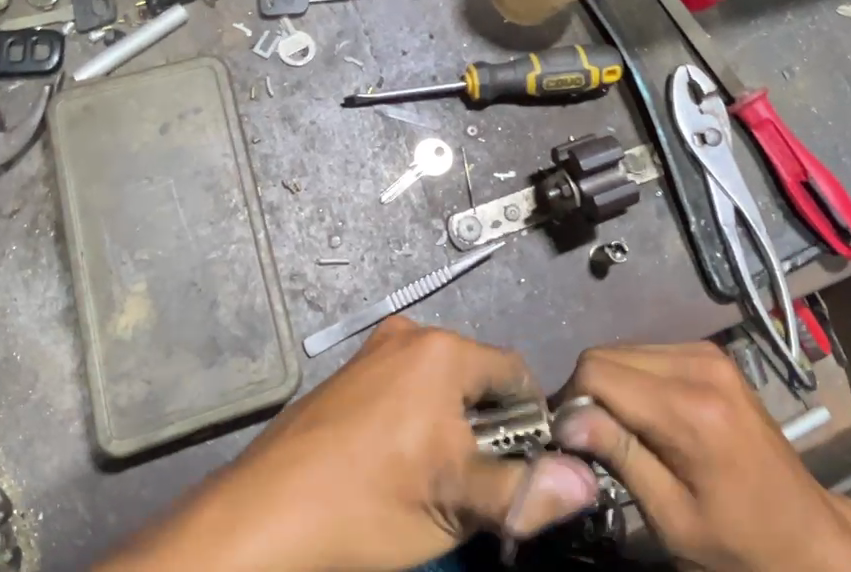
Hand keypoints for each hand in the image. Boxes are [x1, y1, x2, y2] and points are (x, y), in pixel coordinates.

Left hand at [99, 318, 600, 571]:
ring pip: (439, 388)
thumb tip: (585, 480)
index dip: (531, 423)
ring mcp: (373, 354)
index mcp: (442, 351)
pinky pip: (404, 390)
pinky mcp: (347, 376)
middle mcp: (409, 337)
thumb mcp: (455, 504)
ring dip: (451, 428)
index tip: (525, 467)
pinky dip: (415, 422)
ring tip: (434, 481)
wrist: (265, 512)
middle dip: (487, 428)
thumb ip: (525, 490)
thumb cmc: (366, 502)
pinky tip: (398, 467)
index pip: (516, 375)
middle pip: (476, 379)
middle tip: (475, 483)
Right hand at [553, 342, 850, 571]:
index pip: (596, 372)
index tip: (572, 444)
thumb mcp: (673, 518)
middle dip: (588, 395)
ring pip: (621, 350)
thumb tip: (565, 420)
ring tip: (619, 433)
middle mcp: (699, 365)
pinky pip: (645, 353)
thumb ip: (620, 457)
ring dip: (609, 387)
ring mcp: (708, 354)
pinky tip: (644, 417)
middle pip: (605, 355)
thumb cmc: (740, 543)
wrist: (809, 538)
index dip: (572, 405)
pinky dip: (631, 381)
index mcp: (691, 407)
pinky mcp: (711, 355)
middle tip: (592, 443)